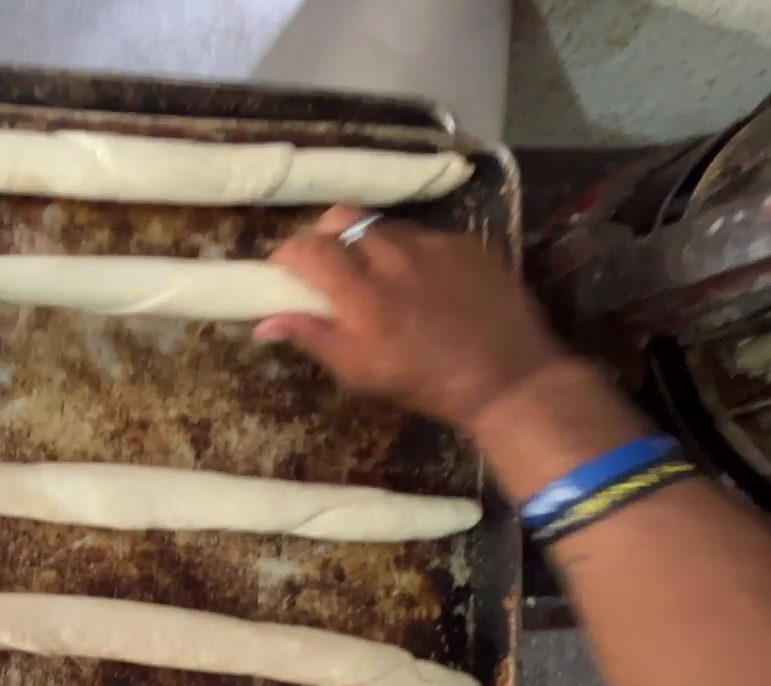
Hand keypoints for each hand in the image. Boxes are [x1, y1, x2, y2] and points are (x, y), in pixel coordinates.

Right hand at [256, 205, 570, 431]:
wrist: (505, 376)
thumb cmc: (420, 382)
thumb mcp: (357, 371)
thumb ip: (311, 337)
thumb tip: (265, 322)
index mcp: (361, 295)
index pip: (309, 249)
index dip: (287, 253)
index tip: (282, 269)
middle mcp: (394, 258)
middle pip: (342, 218)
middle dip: (323, 235)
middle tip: (324, 263)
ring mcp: (434, 245)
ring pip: (382, 225)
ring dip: (366, 244)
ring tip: (374, 275)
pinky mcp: (466, 243)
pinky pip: (423, 235)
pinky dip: (408, 253)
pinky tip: (420, 282)